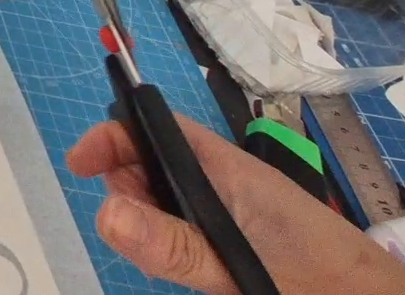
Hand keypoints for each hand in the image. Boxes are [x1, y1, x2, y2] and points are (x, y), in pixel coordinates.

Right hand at [68, 114, 404, 294]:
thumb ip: (174, 243)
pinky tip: (189, 271)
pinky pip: (182, 226)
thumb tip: (101, 214)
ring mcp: (228, 209)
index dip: (107, 139)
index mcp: (220, 164)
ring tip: (174, 264)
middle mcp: (219, 178)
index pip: (145, 125)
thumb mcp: (243, 265)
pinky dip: (170, 243)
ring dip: (149, 223)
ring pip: (160, 198)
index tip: (78, 167)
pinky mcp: (235, 239)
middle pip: (144, 162)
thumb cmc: (326, 281)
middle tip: (140, 234)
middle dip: (125, 190)